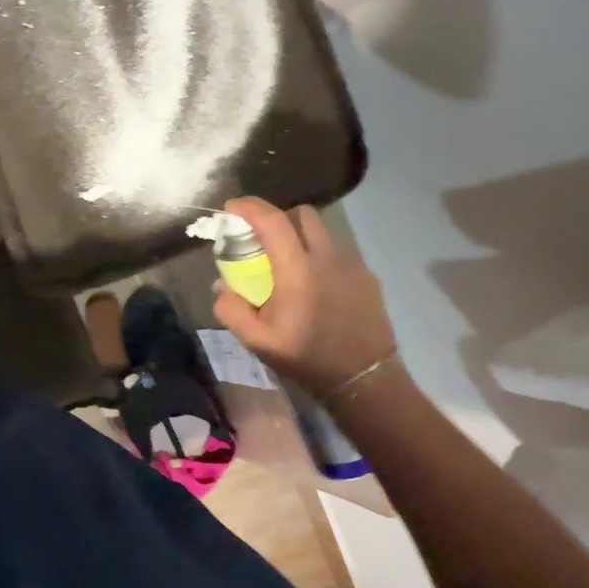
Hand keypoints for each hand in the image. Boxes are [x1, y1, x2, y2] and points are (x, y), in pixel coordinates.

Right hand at [212, 197, 398, 397]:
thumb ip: (231, 310)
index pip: (273, 222)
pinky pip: (335, 253)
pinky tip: (312, 288)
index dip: (249, 208)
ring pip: (321, 233)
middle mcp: (327, 259)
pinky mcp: (366, 276)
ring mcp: (351, 265)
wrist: (364, 379)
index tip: (231, 209)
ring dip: (297, 239)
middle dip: (276, 218)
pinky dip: (316, 258)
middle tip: (259, 239)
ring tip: (285, 267)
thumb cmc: (307, 359)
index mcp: (297, 272)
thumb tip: (222, 286)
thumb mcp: (257, 342)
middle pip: (301, 215)